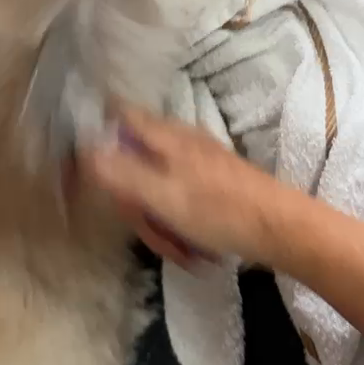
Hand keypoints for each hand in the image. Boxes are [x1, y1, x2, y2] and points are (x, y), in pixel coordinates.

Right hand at [80, 104, 291, 266]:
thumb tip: (81, 147)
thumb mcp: (163, 196)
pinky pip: (178, 201)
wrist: (282, 229)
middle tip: (149, 229)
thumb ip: (122, 172)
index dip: (95, 134)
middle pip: (134, 163)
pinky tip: (193, 248)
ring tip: (179, 249)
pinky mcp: (212, 184)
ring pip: (156, 189)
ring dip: (160, 223)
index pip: (119, 115)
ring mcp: (197, 162)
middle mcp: (180, 141)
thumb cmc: (221, 211)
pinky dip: (180, 226)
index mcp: (166, 137)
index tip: (81, 169)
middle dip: (136, 203)